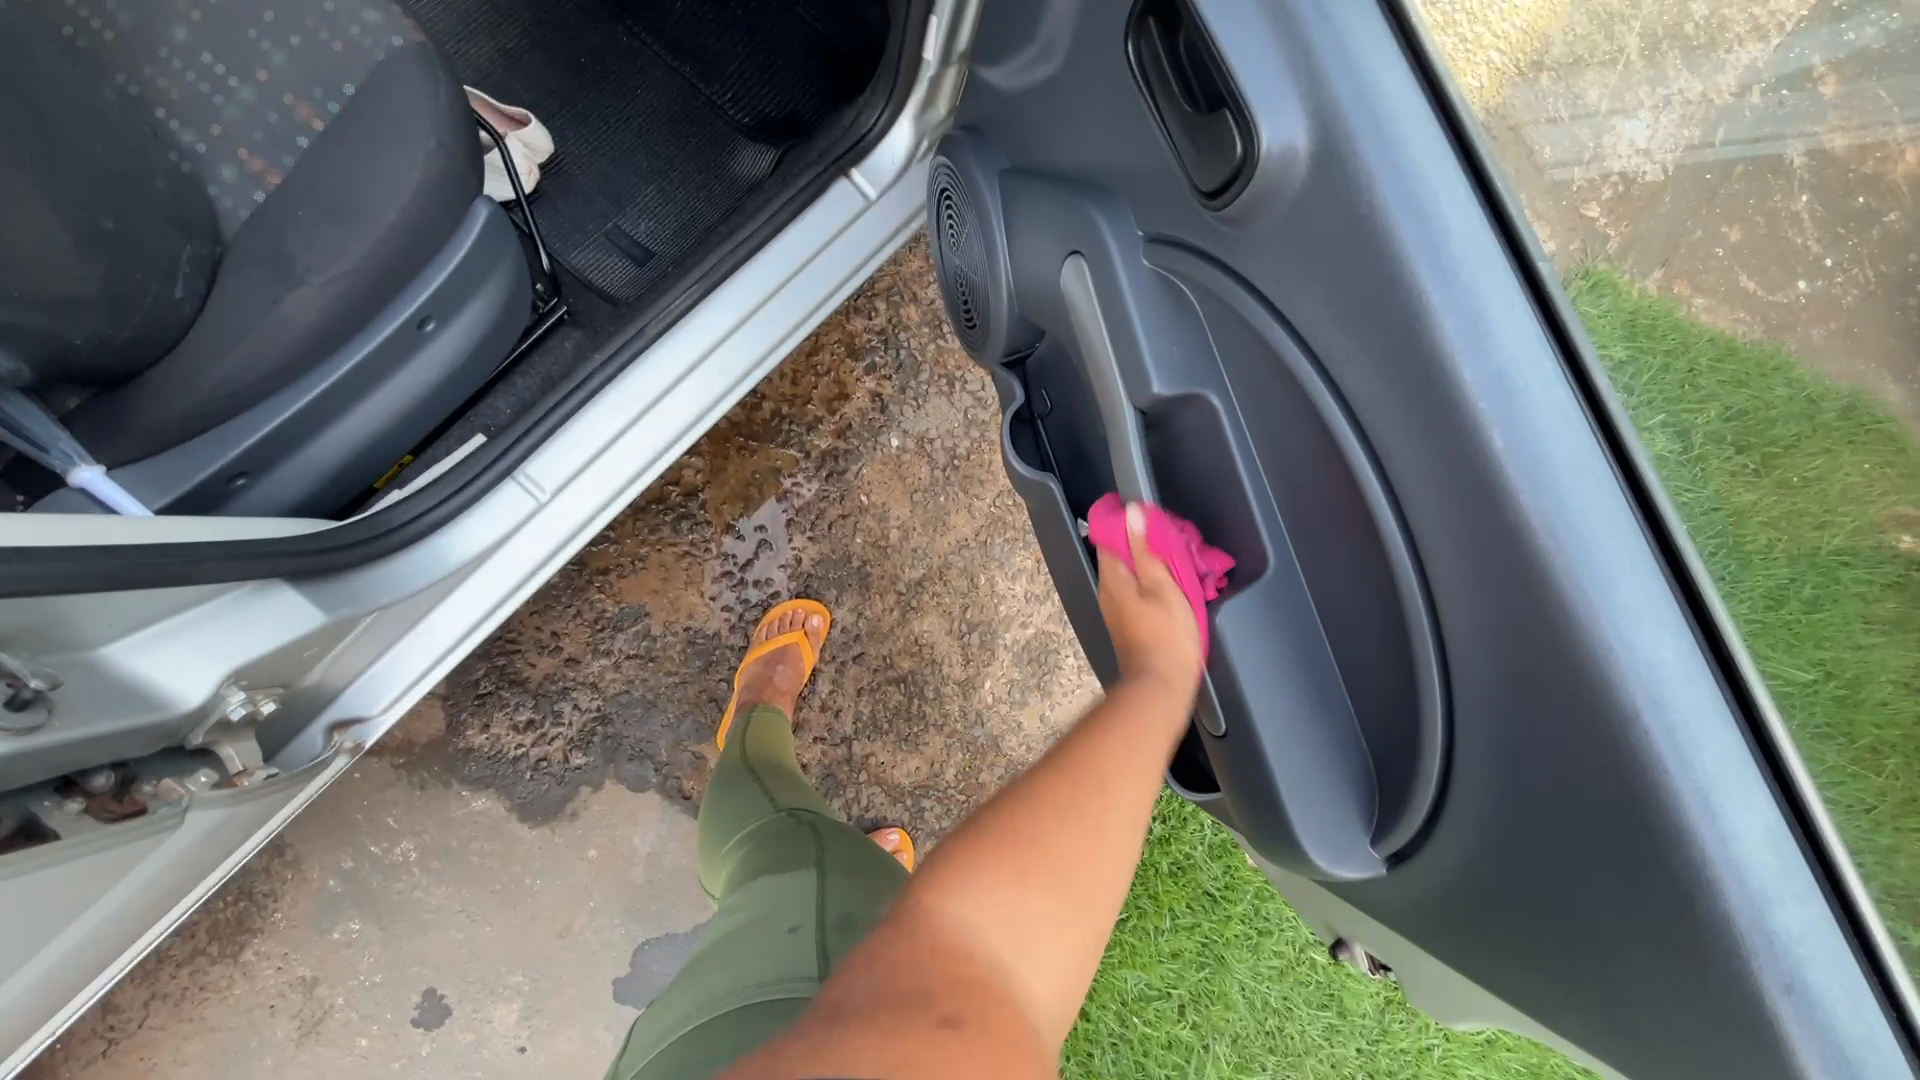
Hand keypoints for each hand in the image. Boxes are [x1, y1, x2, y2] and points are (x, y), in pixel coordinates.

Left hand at [1095, 503, 1203, 700]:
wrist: (1161, 685)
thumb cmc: (1166, 635)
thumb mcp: (1161, 585)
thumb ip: (1145, 548)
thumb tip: (1131, 512)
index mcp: (1112, 578)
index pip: (1109, 536)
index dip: (1127, 522)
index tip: (1151, 516)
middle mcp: (1108, 591)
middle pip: (1122, 555)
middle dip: (1144, 542)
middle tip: (1174, 535)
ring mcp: (1118, 608)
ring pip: (1132, 573)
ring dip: (1153, 562)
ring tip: (1180, 556)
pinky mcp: (1130, 621)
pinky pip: (1138, 590)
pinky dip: (1154, 581)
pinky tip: (1176, 582)